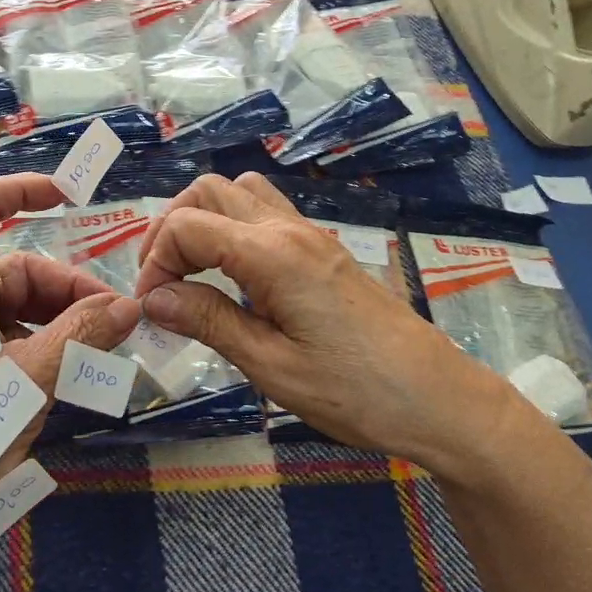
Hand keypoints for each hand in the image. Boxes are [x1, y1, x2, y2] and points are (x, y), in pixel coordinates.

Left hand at [0, 174, 141, 559]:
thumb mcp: (25, 384)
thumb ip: (79, 338)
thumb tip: (129, 305)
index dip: (23, 189)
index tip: (73, 195)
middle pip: (19, 269)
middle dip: (71, 289)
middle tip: (118, 323)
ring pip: (24, 307)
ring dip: (67, 322)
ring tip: (107, 351)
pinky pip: (17, 339)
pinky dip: (50, 347)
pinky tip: (81, 371)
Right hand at [132, 172, 526, 478]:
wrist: (440, 401)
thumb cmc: (354, 392)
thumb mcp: (271, 366)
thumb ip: (208, 321)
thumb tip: (153, 297)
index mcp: (272, 255)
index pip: (187, 226)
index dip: (154, 261)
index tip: (150, 308)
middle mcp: (289, 230)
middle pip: (209, 190)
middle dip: (170, 227)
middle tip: (160, 280)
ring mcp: (311, 236)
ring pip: (240, 192)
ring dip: (203, 220)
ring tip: (189, 271)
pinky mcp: (324, 251)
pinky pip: (265, 213)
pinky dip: (232, 228)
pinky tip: (231, 276)